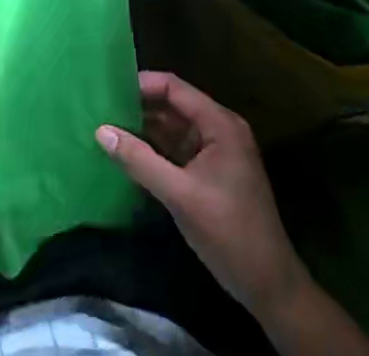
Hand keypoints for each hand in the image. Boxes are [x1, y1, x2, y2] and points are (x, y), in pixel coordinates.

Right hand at [95, 71, 309, 312]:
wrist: (269, 285)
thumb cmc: (229, 233)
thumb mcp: (180, 195)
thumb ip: (139, 160)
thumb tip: (100, 130)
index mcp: (220, 125)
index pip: (174, 87)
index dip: (141, 84)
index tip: (106, 90)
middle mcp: (219, 129)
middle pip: (172, 104)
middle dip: (138, 106)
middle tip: (99, 108)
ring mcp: (215, 151)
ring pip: (172, 127)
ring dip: (142, 127)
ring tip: (105, 126)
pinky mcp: (209, 172)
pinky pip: (175, 148)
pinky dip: (152, 148)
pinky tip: (125, 153)